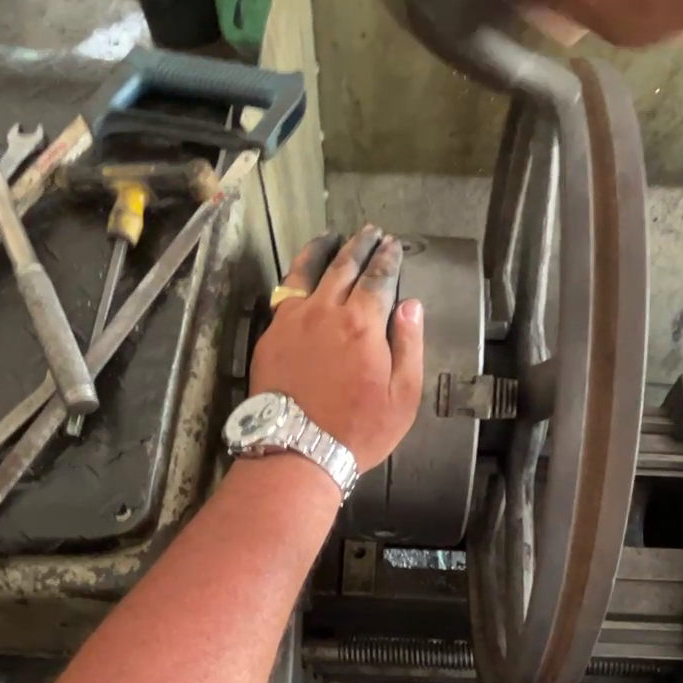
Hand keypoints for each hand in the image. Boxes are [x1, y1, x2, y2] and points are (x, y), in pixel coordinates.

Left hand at [251, 226, 424, 472]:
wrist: (297, 450)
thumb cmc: (358, 430)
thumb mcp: (403, 396)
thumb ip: (409, 346)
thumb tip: (411, 306)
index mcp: (363, 324)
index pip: (379, 278)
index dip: (389, 259)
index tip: (394, 246)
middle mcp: (327, 312)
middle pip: (345, 266)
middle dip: (361, 245)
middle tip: (371, 232)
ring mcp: (293, 321)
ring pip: (308, 271)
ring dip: (324, 249)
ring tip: (333, 236)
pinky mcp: (271, 335)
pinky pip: (285, 293)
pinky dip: (297, 275)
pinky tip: (301, 274)